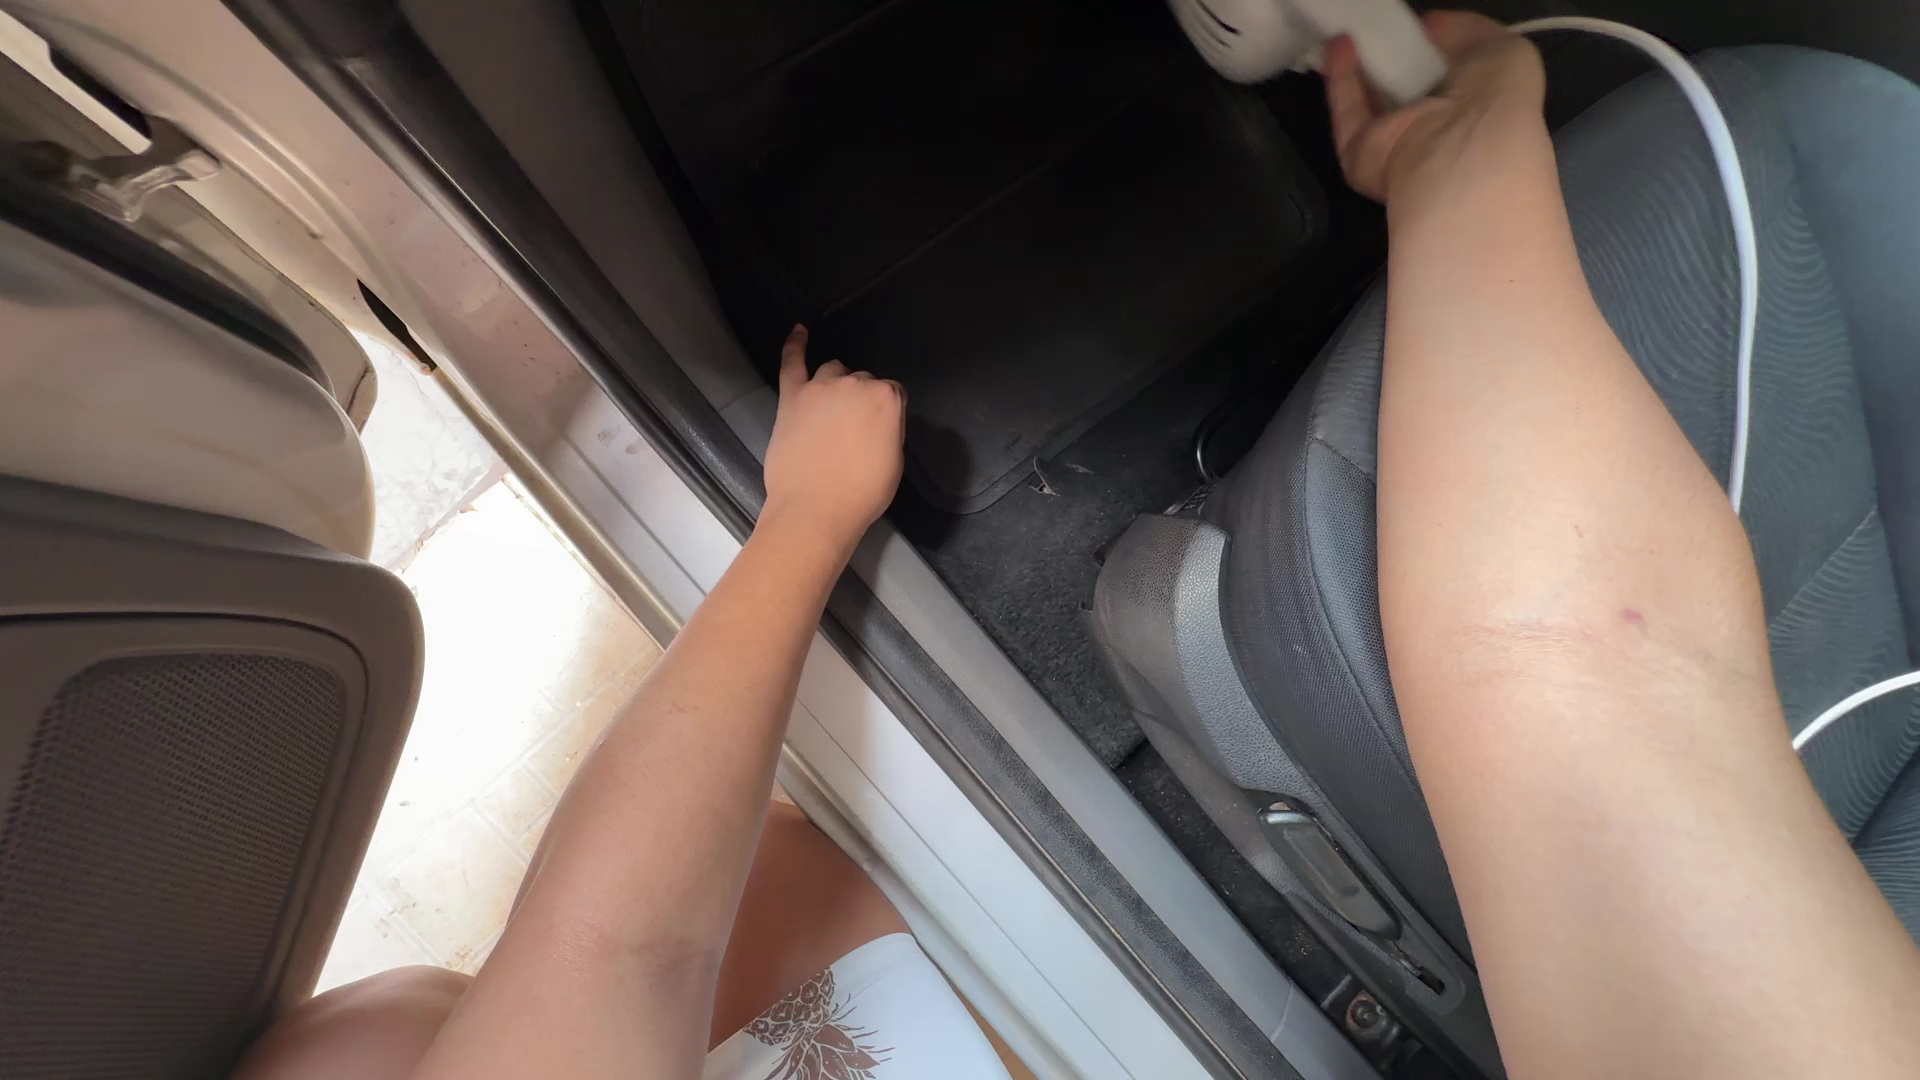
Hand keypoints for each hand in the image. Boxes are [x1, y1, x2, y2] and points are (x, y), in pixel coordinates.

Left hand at [760, 325, 905, 550]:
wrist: (816, 509)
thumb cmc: (863, 493)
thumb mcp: (895, 462)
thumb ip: (890, 430)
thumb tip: (882, 421)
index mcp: (886, 399)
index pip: (893, 393)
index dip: (888, 413)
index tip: (881, 432)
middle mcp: (855, 384)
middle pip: (862, 381)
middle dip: (862, 401)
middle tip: (855, 432)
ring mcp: (820, 387)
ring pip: (833, 370)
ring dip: (837, 383)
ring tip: (833, 408)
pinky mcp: (791, 397)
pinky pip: (792, 362)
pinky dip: (795, 345)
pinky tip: (799, 331)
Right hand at [1325, 11, 1545, 207]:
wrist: (1455, 152)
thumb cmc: (1491, 99)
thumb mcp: (1497, 47)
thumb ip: (1461, 32)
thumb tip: (1426, 24)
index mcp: (1464, 106)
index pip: (1440, 74)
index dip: (1426, 45)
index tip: (1413, 23)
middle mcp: (1424, 127)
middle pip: (1398, 87)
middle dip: (1386, 54)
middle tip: (1375, 23)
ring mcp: (1387, 142)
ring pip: (1367, 99)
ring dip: (1358, 62)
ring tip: (1351, 25)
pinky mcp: (1356, 151)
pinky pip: (1346, 111)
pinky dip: (1341, 78)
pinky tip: (1339, 45)